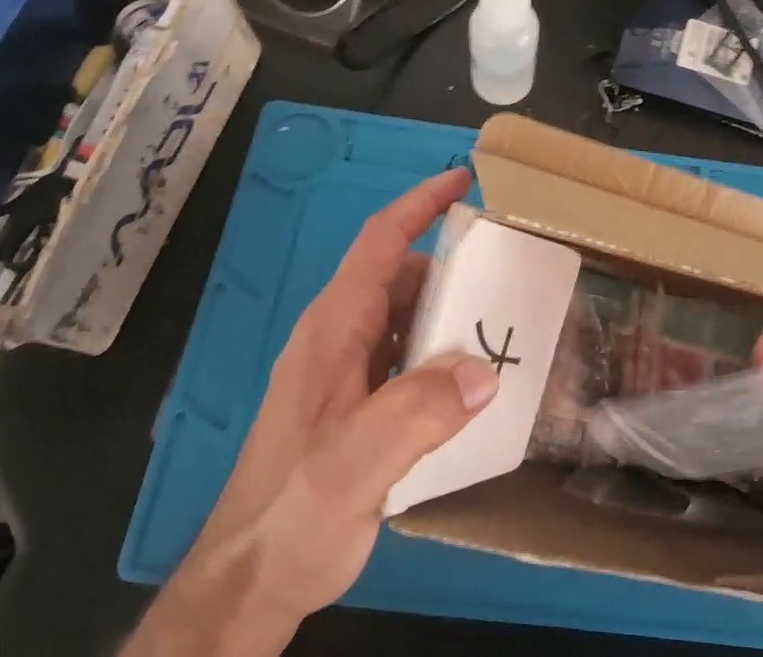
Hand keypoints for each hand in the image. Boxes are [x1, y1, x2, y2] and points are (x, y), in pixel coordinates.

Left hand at [125, 168, 497, 656]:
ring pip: (407, 321)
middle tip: (512, 275)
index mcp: (332, 331)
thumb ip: (416, 413)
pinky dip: (443, 358)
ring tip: (507, 331)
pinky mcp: (356, 409)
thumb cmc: (292, 515)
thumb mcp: (353, 464)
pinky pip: (408, 361)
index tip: (466, 180)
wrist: (250, 580)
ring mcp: (346, 376)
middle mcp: (338, 341)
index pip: (380, 244)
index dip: (420, 205)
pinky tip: (475, 388)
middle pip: (401, 279)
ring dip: (452, 317)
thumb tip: (486, 370)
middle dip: (454, 268)